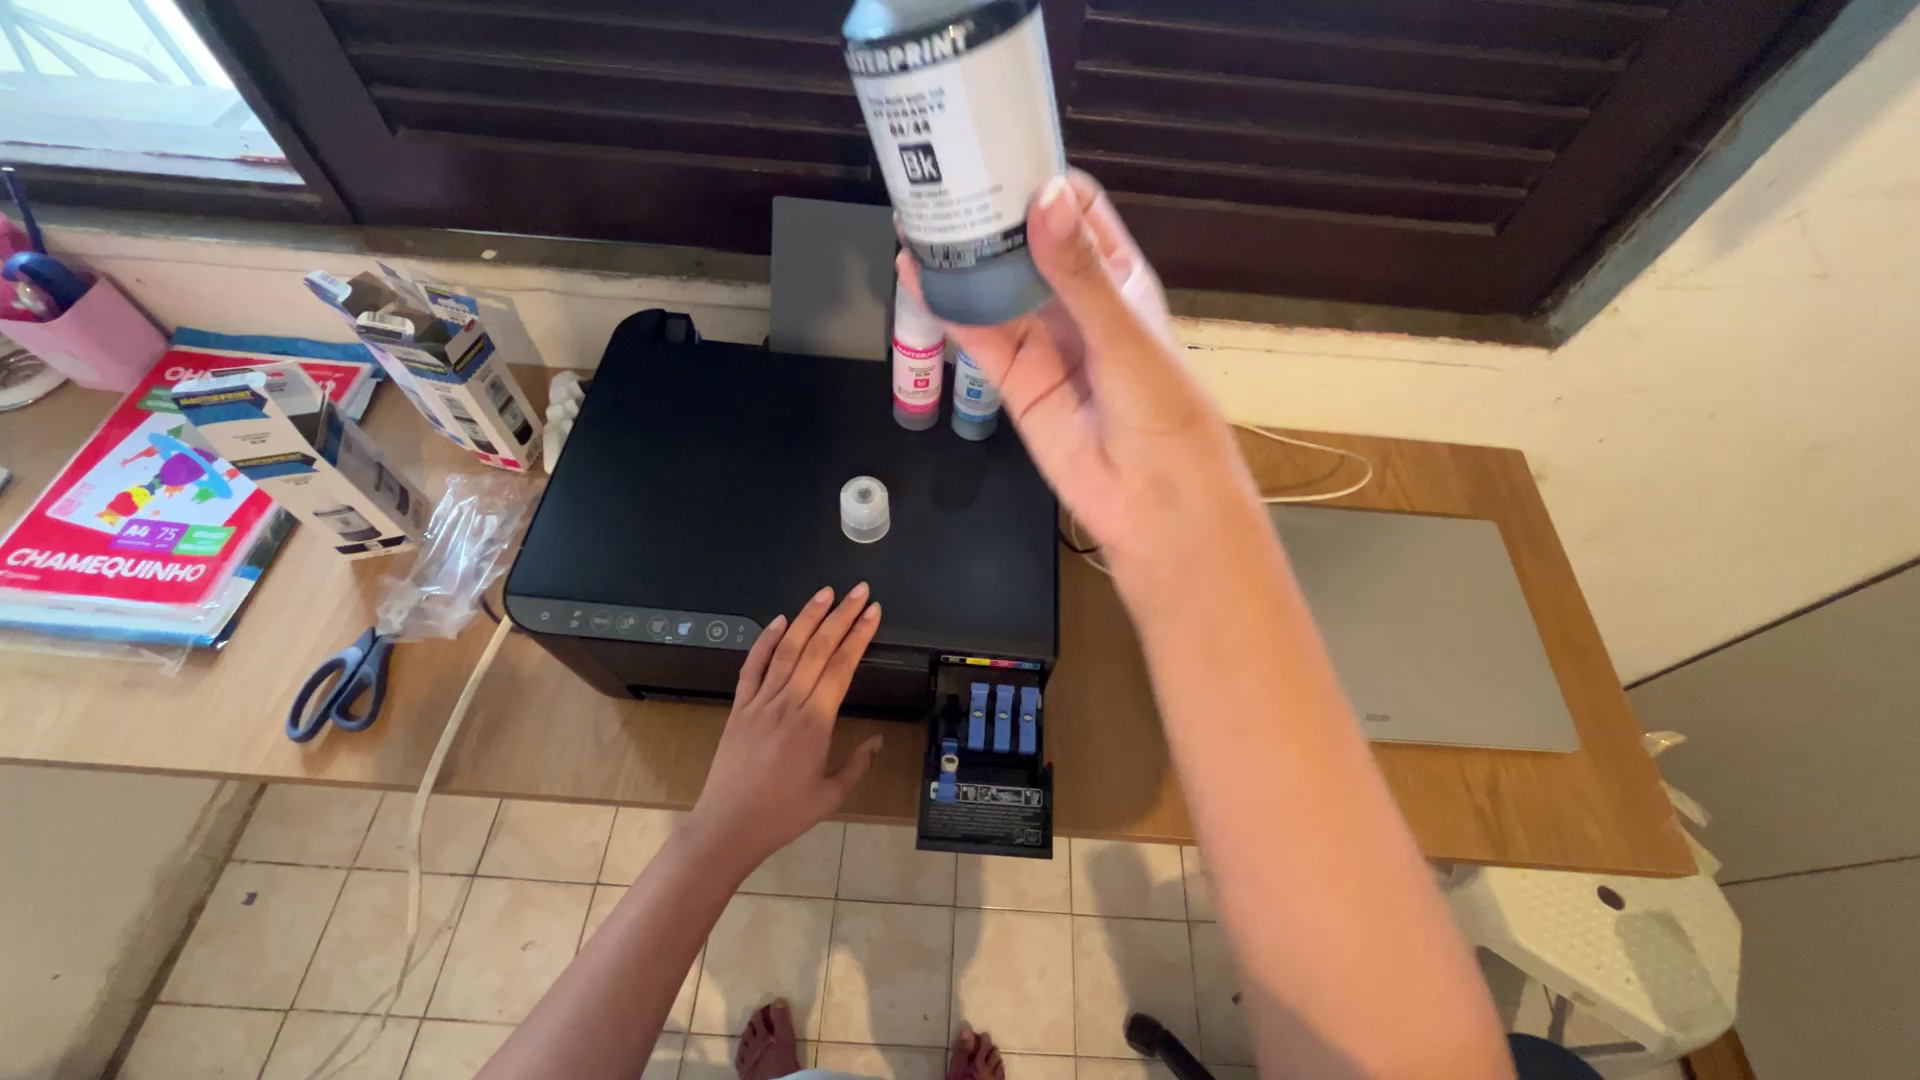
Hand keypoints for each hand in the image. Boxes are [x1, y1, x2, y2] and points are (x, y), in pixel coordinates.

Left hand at [684, 584, 885, 878]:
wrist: (728, 827)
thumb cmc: (782, 815)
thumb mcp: (831, 795)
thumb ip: (857, 764)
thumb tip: (877, 741)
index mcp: (816, 723)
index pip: (842, 667)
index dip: (859, 636)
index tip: (872, 612)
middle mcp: (789, 703)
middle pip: (818, 649)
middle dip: (841, 616)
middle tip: (858, 591)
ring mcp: (760, 702)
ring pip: (787, 649)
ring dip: (807, 618)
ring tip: (825, 594)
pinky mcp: (739, 707)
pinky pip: (753, 666)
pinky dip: (766, 641)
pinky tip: (779, 620)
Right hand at [897, 169, 1254, 564]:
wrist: (1150, 498)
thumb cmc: (1159, 407)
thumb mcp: (1123, 333)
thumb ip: (1078, 273)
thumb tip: (1042, 197)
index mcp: (1117, 279)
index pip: (1076, 213)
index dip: (1040, 180)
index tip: (997, 146)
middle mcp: (1075, 304)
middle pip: (1025, 247)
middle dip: (989, 217)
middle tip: (941, 179)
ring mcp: (1042, 343)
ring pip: (994, 290)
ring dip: (961, 260)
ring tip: (917, 220)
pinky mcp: (1015, 381)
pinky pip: (978, 337)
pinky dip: (949, 309)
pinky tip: (918, 276)